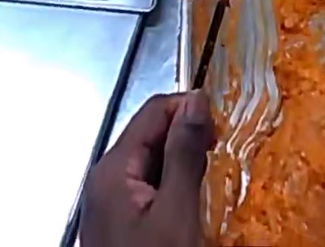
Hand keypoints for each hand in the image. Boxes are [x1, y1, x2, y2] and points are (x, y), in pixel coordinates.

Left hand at [80, 92, 215, 246]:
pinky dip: (174, 191)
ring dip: (183, 168)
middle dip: (187, 141)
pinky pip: (150, 190)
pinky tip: (191, 210)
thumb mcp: (175, 213)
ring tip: (209, 186)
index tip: (218, 128)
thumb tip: (196, 99)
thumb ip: (184, 153)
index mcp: (113, 167)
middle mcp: (105, 178)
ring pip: (154, 164)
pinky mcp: (119, 225)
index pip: (155, 109)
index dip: (189, 110)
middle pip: (153, 136)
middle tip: (219, 161)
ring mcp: (110, 204)